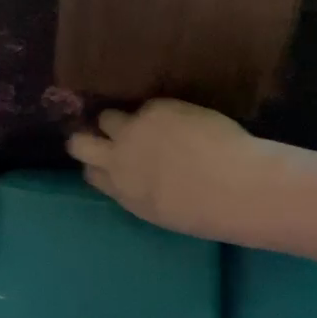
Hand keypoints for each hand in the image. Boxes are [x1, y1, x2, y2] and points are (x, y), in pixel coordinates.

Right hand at [69, 100, 277, 242]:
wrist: (236, 186)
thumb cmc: (209, 211)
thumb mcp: (161, 211)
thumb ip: (139, 190)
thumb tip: (136, 175)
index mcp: (123, 191)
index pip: (91, 173)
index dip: (100, 164)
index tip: (111, 159)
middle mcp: (118, 160)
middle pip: (80, 142)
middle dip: (89, 136)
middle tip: (108, 133)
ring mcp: (133, 131)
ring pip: (108, 117)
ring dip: (123, 120)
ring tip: (149, 122)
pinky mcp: (155, 108)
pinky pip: (148, 106)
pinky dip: (162, 112)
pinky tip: (185, 120)